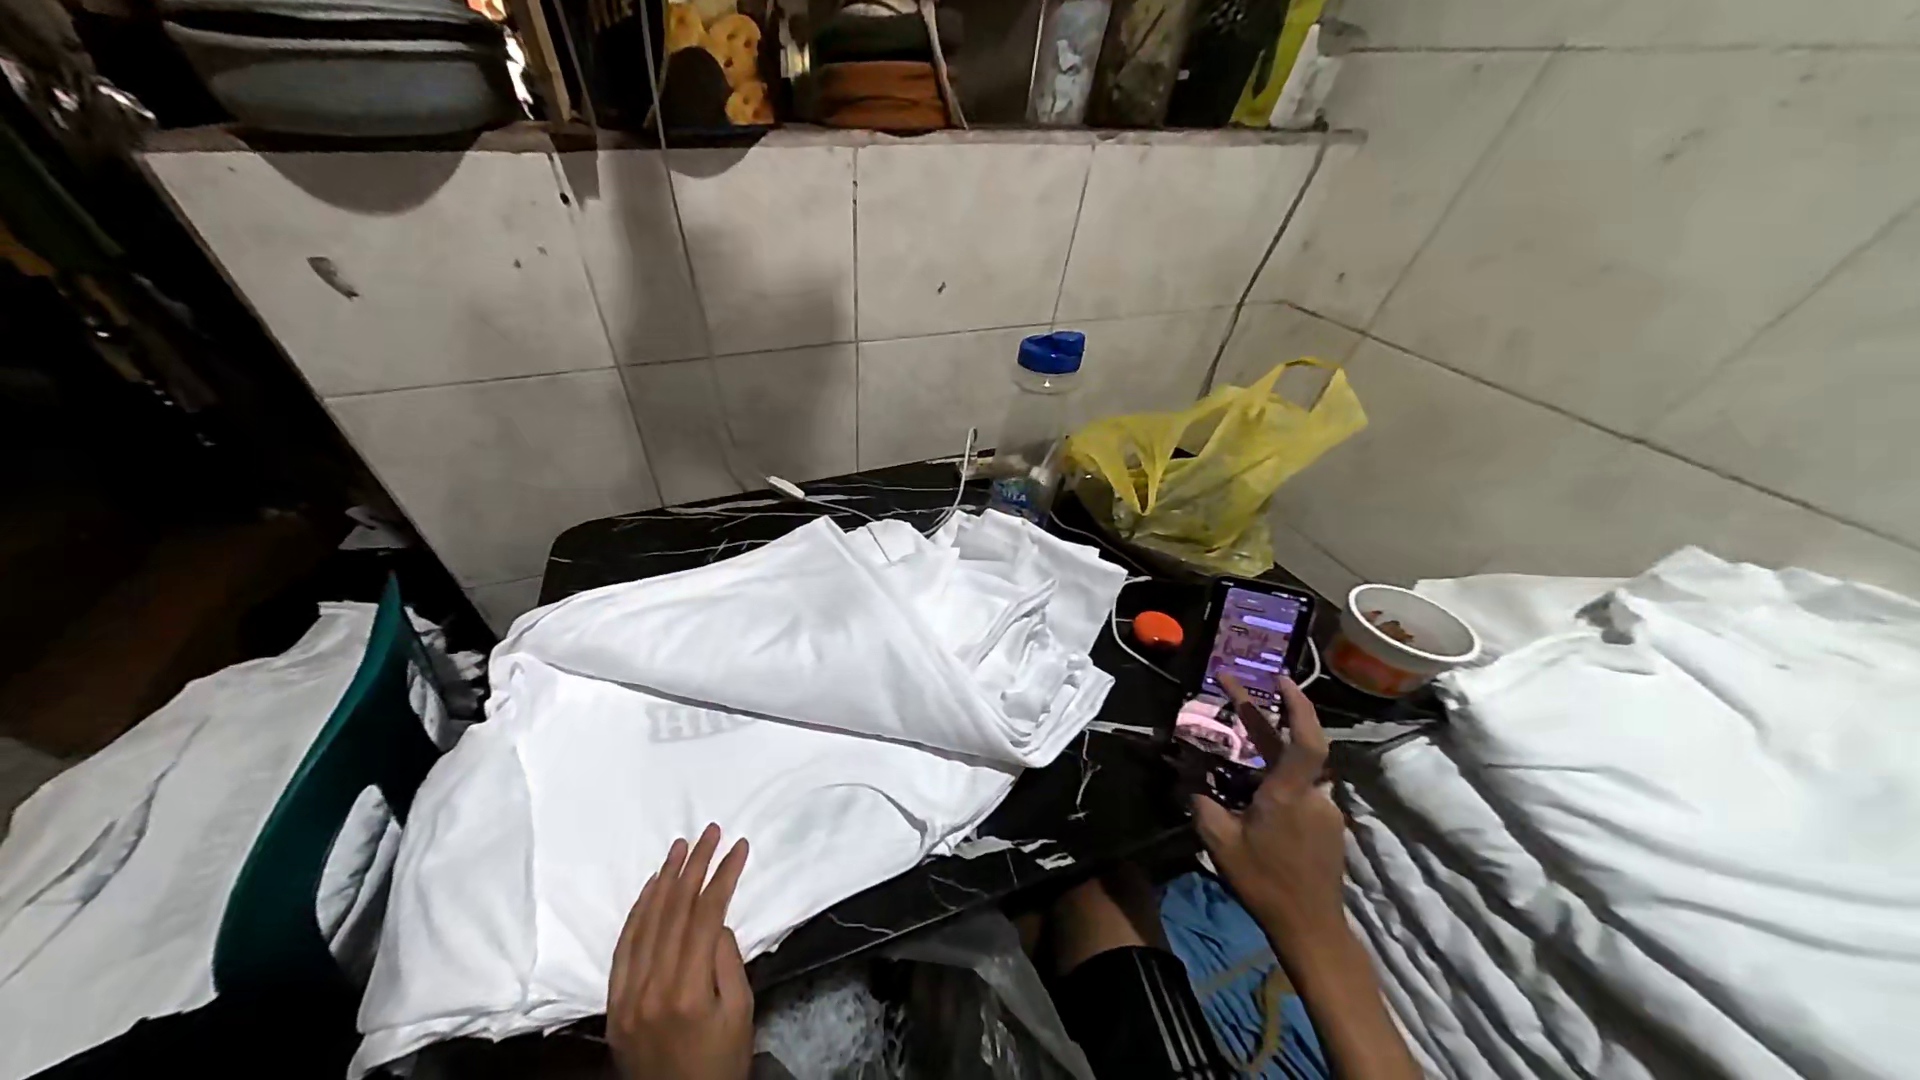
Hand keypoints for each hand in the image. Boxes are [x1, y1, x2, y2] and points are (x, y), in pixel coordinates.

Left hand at [608, 825, 752, 1079]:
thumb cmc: (722, 1059)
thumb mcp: (740, 1010)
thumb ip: (726, 959)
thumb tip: (715, 917)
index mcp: (688, 990)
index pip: (705, 914)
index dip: (723, 875)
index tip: (739, 846)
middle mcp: (651, 988)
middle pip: (674, 910)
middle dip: (696, 865)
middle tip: (711, 831)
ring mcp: (626, 996)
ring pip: (646, 921)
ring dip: (665, 878)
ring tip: (682, 845)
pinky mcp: (613, 1004)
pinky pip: (624, 946)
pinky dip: (638, 911)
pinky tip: (652, 886)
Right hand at [1192, 675, 1343, 943]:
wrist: (1310, 927)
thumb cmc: (1263, 881)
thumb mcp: (1219, 842)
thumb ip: (1201, 804)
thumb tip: (1188, 780)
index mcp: (1288, 793)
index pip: (1304, 738)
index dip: (1297, 705)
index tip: (1280, 679)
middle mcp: (1313, 795)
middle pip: (1292, 744)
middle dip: (1261, 715)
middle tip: (1231, 689)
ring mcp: (1325, 810)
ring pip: (1296, 770)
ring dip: (1269, 750)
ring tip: (1238, 741)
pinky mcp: (1328, 826)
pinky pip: (1301, 790)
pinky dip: (1279, 777)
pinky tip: (1256, 790)